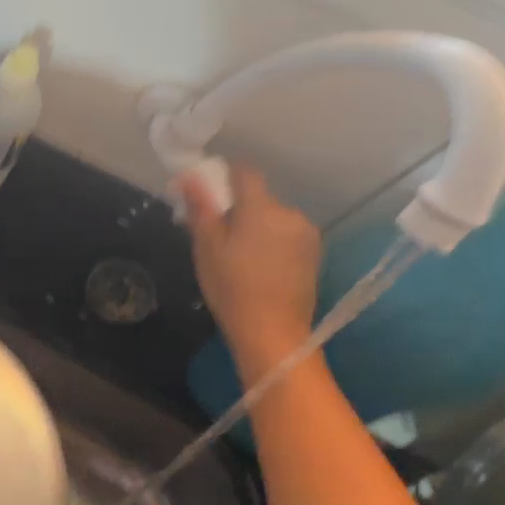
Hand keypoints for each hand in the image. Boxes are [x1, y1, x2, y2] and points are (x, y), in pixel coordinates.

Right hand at [182, 166, 320, 372]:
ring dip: (257, 225)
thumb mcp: (206, 246)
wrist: (273, 332)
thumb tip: (190, 175)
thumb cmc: (232, 287)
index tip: (209, 195)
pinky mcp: (314, 253)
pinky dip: (272, 241)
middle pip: (259, 198)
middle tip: (218, 235)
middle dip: (239, 209)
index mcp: (261, 208)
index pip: (245, 172)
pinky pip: (287, 234)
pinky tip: (259, 265)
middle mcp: (289, 213)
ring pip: (273, 217)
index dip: (225, 176)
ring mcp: (306, 234)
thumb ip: (201, 207)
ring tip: (239, 255)